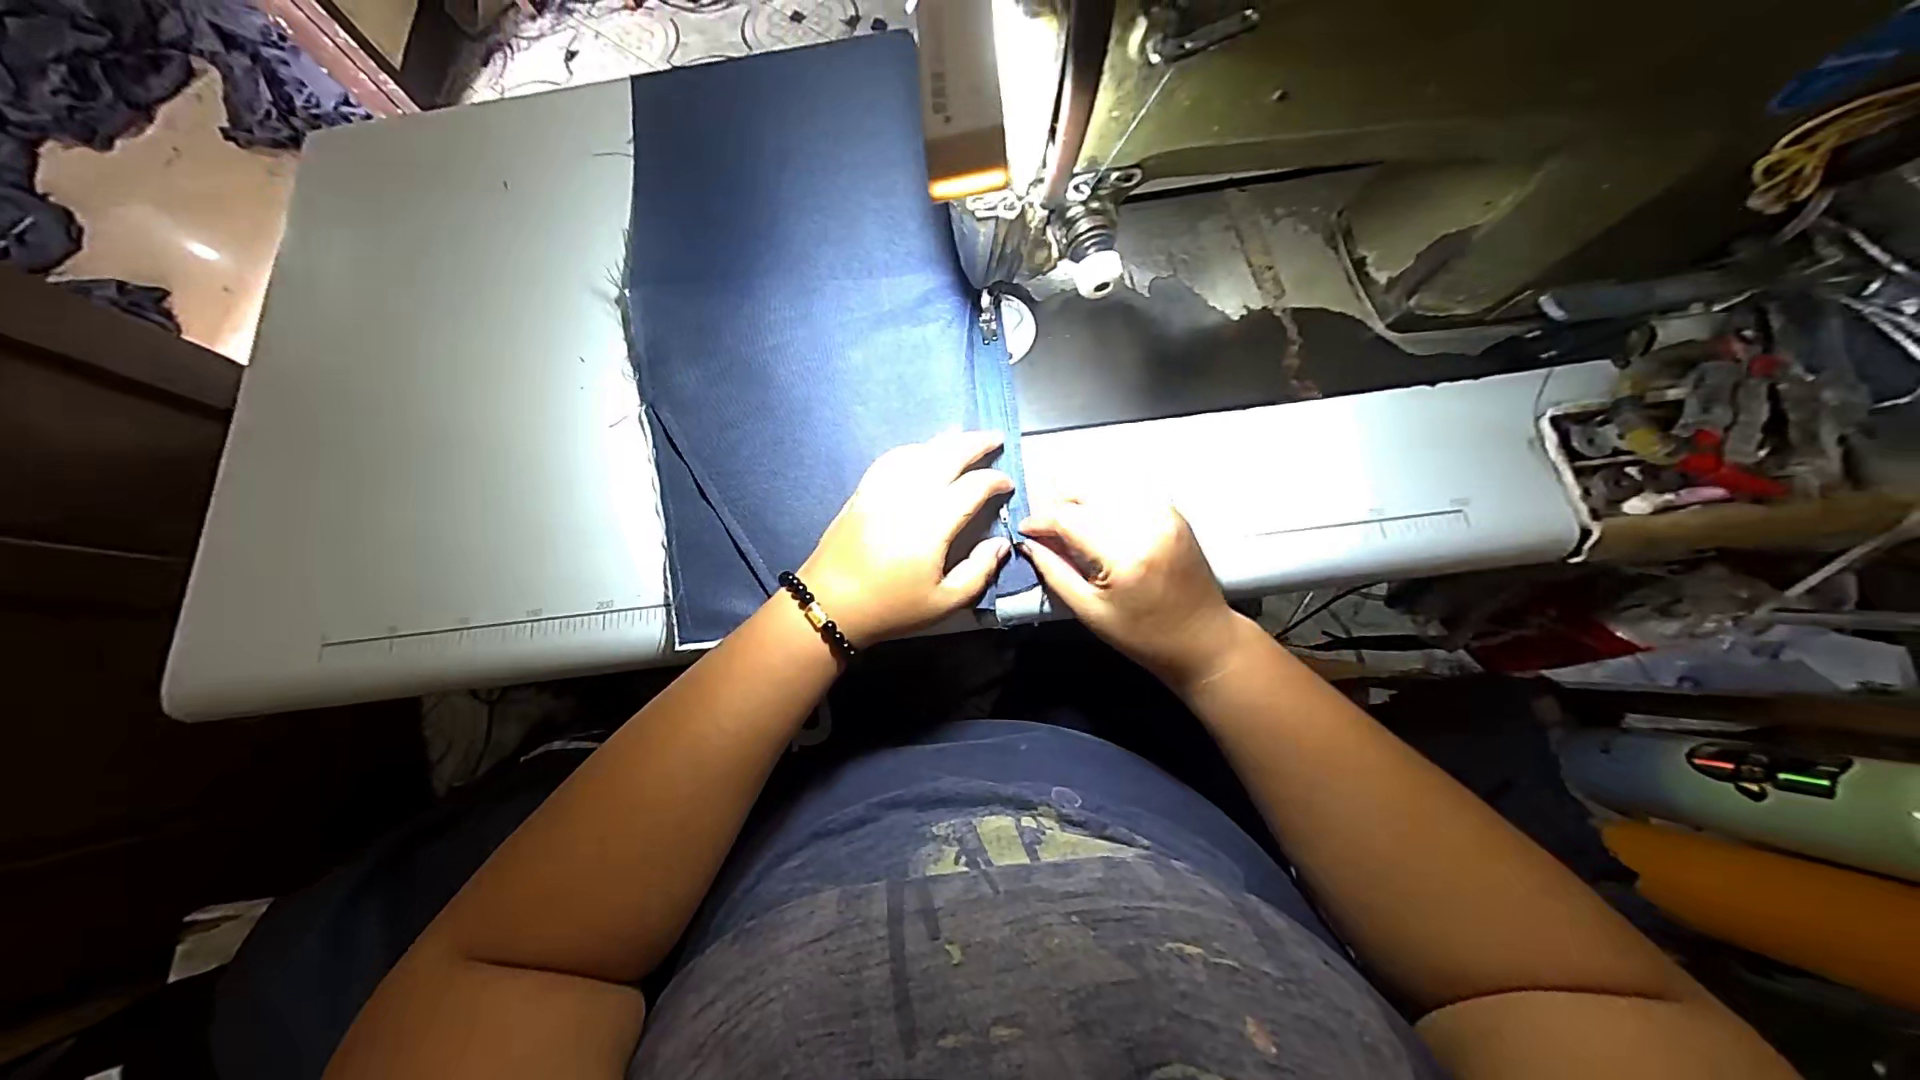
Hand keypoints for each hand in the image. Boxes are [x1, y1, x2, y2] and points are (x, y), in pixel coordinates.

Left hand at [798, 430, 1013, 646]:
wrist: (830, 604)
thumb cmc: (891, 607)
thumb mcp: (945, 602)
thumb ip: (979, 571)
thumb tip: (1000, 543)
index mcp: (933, 522)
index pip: (973, 486)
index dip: (995, 481)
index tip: (1008, 484)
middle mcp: (909, 495)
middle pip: (947, 455)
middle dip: (975, 443)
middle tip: (995, 437)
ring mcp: (883, 488)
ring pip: (919, 451)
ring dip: (945, 441)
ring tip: (963, 438)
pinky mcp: (864, 491)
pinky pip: (892, 458)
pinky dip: (913, 449)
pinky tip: (922, 452)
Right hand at [1021, 494, 1248, 691]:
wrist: (1203, 638)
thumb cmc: (1143, 635)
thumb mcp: (1089, 611)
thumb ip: (1054, 571)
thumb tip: (1029, 542)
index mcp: (1124, 556)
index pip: (1068, 517)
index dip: (1040, 521)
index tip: (1025, 531)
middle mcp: (1146, 525)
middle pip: (1086, 492)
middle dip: (1059, 504)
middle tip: (1046, 527)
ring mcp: (1164, 515)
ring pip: (1107, 486)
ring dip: (1082, 498)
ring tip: (1069, 521)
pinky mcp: (1173, 514)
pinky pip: (1130, 491)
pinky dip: (1107, 498)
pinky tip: (1098, 517)